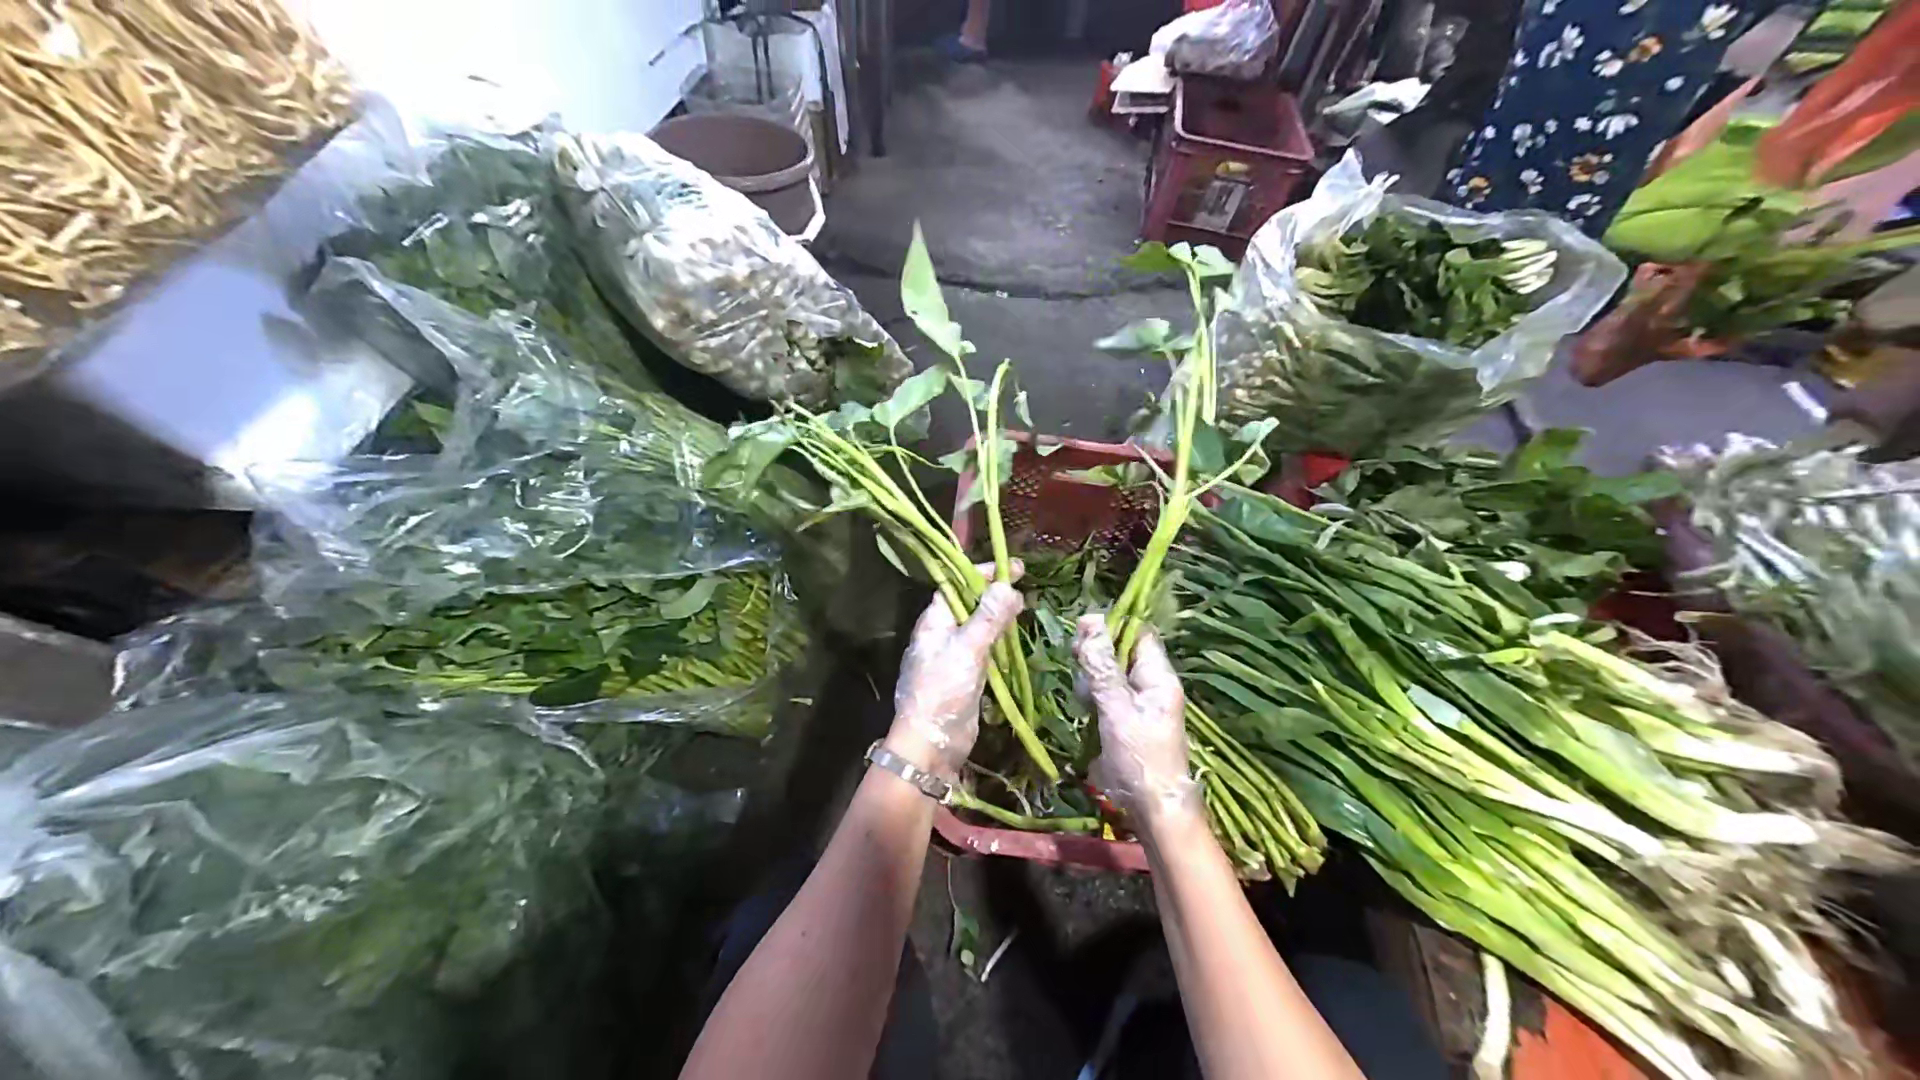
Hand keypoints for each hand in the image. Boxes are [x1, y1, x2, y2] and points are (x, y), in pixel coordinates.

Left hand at [888, 563, 1024, 777]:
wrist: (930, 744)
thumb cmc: (942, 691)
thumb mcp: (966, 650)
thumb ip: (987, 618)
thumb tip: (1007, 587)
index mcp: (934, 622)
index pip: (957, 586)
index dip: (983, 573)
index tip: (1012, 567)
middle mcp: (941, 634)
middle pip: (969, 604)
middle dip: (994, 592)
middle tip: (1023, 583)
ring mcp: (953, 656)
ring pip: (978, 626)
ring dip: (998, 616)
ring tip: (1023, 606)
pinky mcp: (964, 676)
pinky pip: (983, 649)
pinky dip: (998, 640)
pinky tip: (1014, 639)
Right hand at [1074, 616, 1200, 826]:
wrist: (1149, 808)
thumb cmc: (1140, 758)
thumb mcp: (1118, 709)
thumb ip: (1102, 666)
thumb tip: (1090, 619)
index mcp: (1158, 676)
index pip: (1137, 633)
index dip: (1112, 626)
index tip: (1082, 631)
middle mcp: (1148, 683)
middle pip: (1118, 650)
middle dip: (1095, 653)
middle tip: (1079, 665)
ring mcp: (1133, 701)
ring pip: (1105, 671)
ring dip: (1089, 678)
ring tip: (1086, 699)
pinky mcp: (1119, 717)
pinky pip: (1101, 693)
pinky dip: (1090, 696)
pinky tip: (1085, 708)